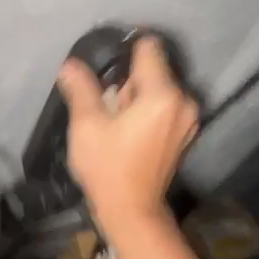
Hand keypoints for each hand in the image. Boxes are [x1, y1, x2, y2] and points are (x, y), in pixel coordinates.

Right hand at [57, 36, 198, 238]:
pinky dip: (146, 111)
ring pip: (159, 90)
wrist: (131, 210)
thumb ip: (81, 89)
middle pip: (154, 70)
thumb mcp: (86, 126)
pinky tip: (127, 131)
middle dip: (128, 80)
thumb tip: (71, 65)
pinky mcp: (183, 135)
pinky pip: (164, 108)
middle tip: (104, 103)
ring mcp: (187, 120)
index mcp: (161, 94)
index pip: (149, 48)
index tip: (104, 64)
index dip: (125, 49)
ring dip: (136, 96)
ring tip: (113, 119)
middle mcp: (183, 101)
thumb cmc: (107, 167)